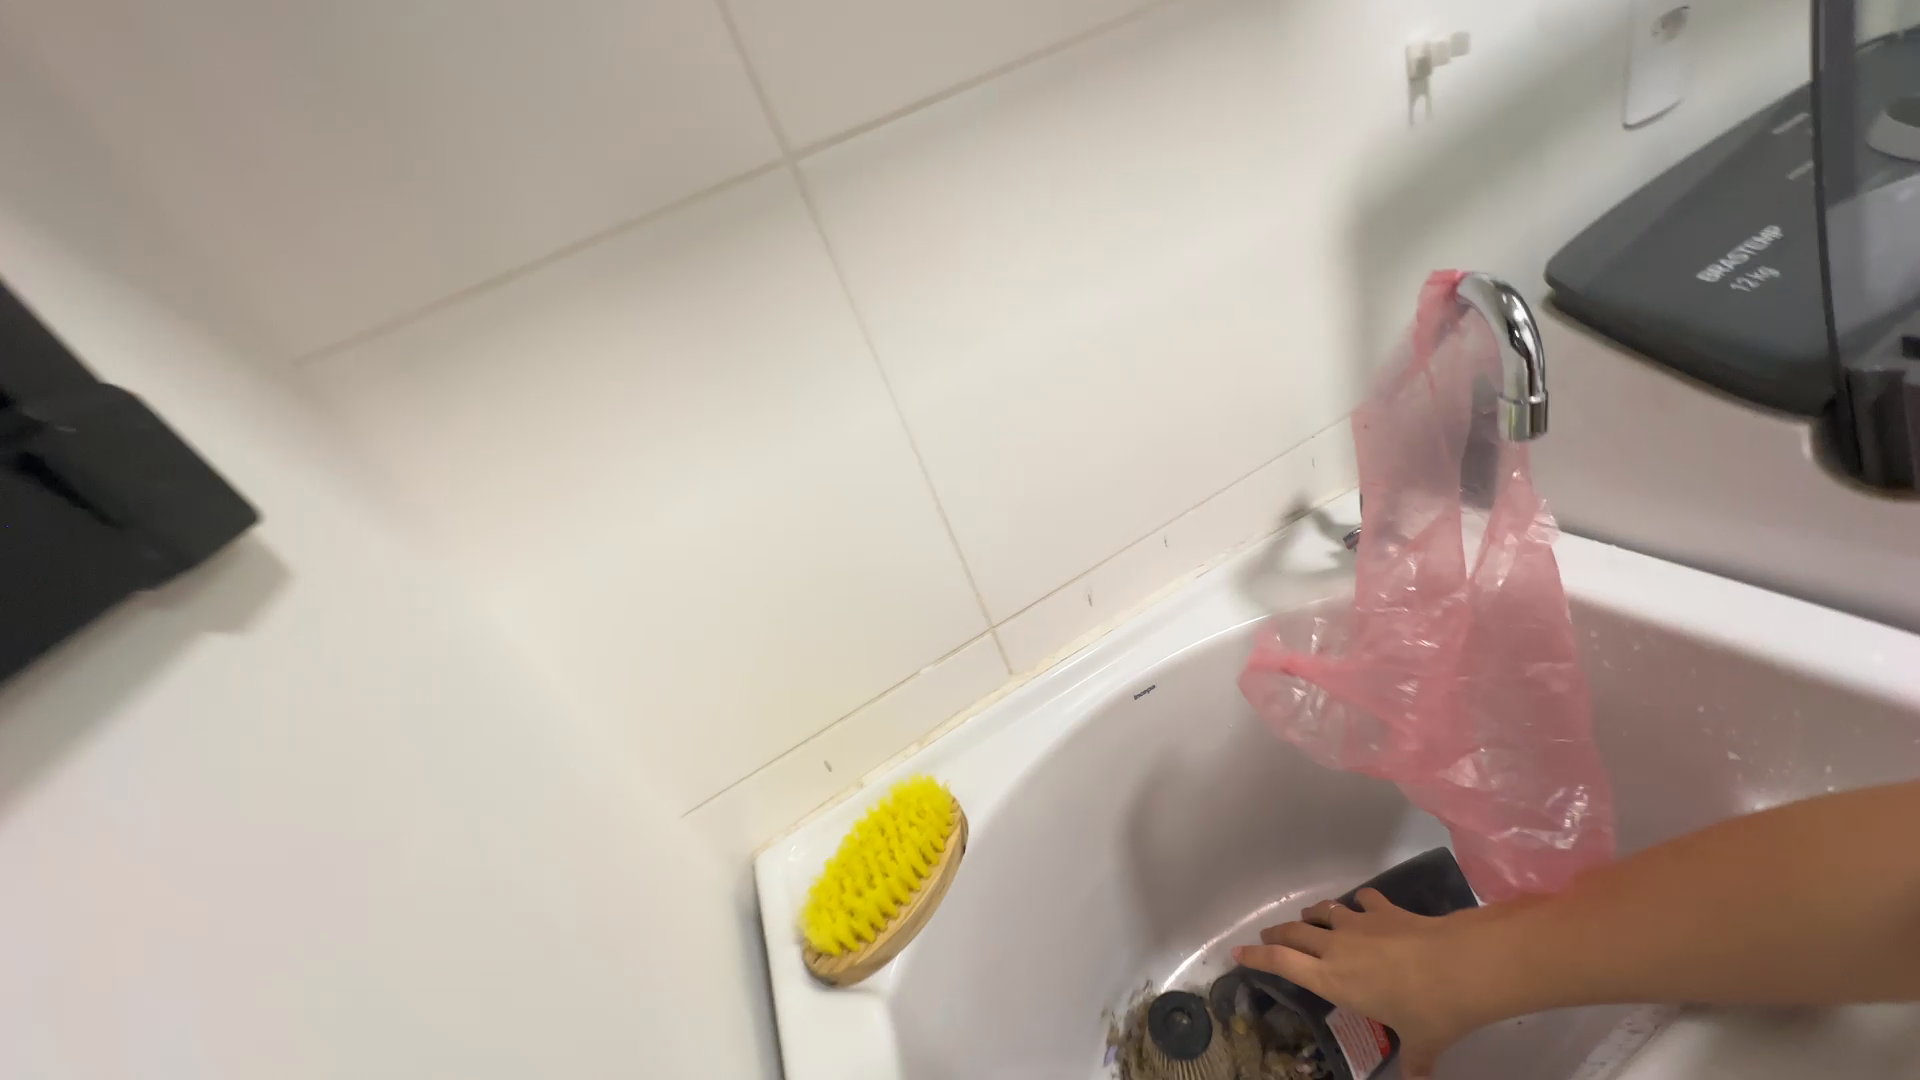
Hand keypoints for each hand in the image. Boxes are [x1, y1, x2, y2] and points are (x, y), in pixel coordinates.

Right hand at [1231, 889, 1498, 1078]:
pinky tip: (1364, 907)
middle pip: (1293, 933)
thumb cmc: (1430, 1010)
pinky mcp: (1381, 909)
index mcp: (1333, 979)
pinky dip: (1359, 904)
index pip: (1281, 963)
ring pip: (1321, 911)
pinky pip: (1362, 901)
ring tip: (1309, 919)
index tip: (1237, 952)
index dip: (1256, 956)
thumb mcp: (1420, 1044)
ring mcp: (1357, 923)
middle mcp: (1335, 947)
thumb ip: (1412, 1063)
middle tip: (1268, 936)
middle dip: (1277, 933)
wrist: (1459, 966)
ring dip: (1311, 916)